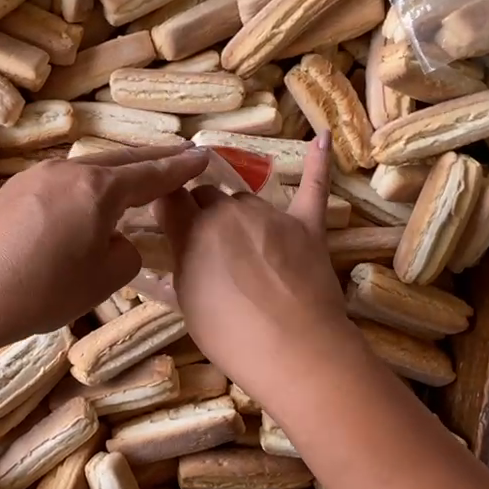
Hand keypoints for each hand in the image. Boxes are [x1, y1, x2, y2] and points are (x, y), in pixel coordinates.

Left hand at [0, 145, 210, 350]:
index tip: (204, 157)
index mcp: (98, 189)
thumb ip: (125, 252)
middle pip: (121, 160)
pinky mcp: (12, 190)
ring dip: (118, 170)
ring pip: (89, 166)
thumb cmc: (41, 293)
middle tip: (180, 157)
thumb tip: (115, 238)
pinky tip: (88, 197)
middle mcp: (68, 171)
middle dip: (153, 160)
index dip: (181, 167)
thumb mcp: (102, 281)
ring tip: (137, 176)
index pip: (151, 174)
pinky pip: (64, 178)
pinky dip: (88, 183)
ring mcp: (35, 176)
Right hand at [154, 135, 362, 394]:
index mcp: (192, 229)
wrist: (292, 349)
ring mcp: (270, 216)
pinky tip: (322, 138)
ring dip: (240, 215)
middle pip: (209, 197)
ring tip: (245, 248)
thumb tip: (181, 237)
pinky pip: (313, 188)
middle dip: (204, 215)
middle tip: (208, 250)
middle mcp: (228, 211)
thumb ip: (181, 257)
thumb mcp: (186, 297)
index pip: (172, 197)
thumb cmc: (228, 334)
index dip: (168, 206)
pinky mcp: (307, 226)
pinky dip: (317, 163)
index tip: (167, 217)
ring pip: (246, 200)